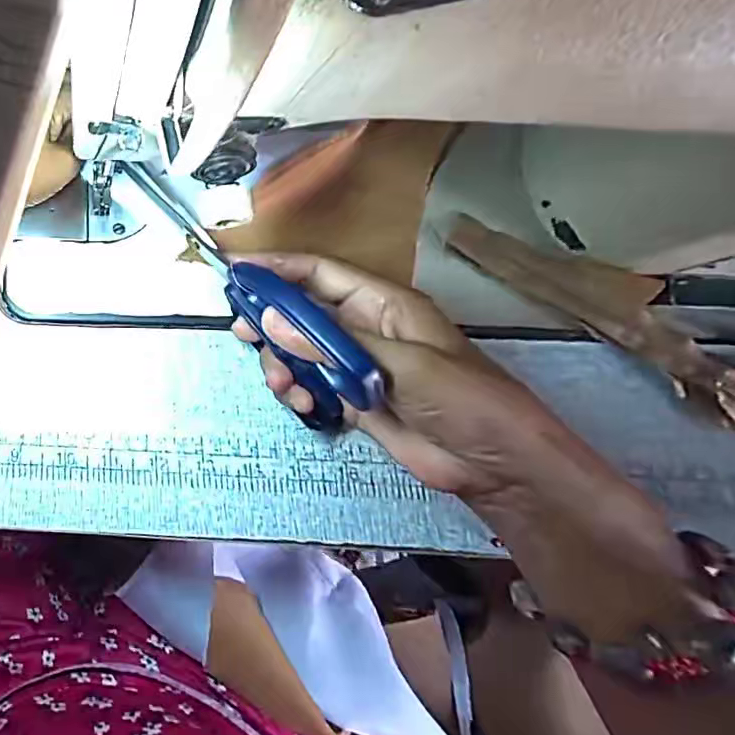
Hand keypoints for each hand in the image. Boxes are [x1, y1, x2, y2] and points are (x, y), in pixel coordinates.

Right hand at [234, 253, 699, 637]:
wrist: (499, 467)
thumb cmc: (466, 400)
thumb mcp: (401, 365)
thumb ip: (331, 342)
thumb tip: (268, 319)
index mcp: (380, 303)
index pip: (317, 272)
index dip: (275, 266)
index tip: (234, 269)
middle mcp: (360, 326)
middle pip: (296, 310)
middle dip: (268, 321)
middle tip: (243, 335)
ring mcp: (352, 361)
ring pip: (294, 348)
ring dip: (280, 364)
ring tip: (285, 386)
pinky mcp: (347, 394)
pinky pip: (305, 382)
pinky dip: (295, 391)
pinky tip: (305, 405)